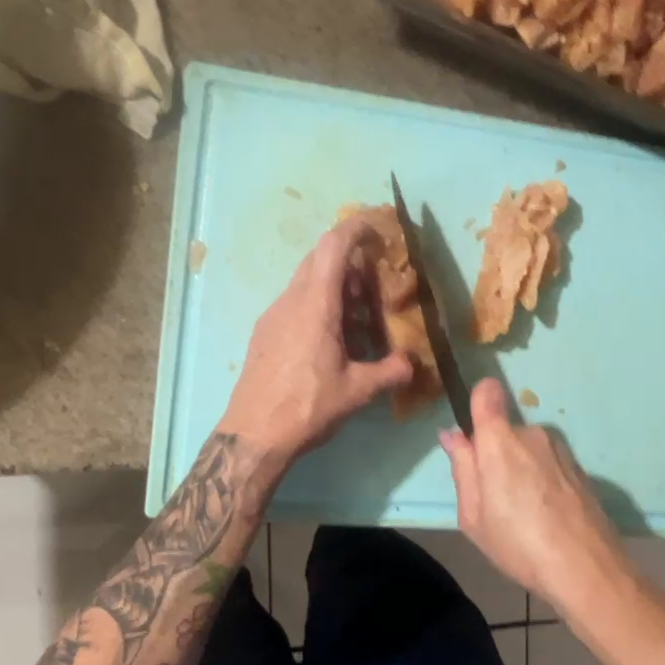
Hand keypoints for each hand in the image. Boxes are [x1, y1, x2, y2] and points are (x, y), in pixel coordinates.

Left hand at [220, 215, 414, 461]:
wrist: (253, 435)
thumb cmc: (307, 407)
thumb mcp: (357, 391)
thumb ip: (390, 371)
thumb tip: (411, 364)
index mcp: (315, 304)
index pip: (333, 245)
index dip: (356, 229)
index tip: (377, 230)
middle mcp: (290, 300)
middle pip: (318, 259)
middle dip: (348, 260)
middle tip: (376, 281)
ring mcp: (272, 315)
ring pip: (305, 282)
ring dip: (333, 286)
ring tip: (359, 315)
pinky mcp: (264, 333)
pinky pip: (294, 303)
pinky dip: (316, 305)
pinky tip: (332, 339)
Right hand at [439, 379, 624, 609]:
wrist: (586, 568)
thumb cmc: (518, 543)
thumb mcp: (473, 515)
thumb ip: (462, 469)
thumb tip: (452, 436)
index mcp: (499, 440)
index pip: (487, 392)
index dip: (478, 404)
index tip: (474, 435)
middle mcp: (532, 434)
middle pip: (505, 432)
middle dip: (496, 455)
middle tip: (495, 499)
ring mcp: (560, 450)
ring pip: (528, 450)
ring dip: (522, 470)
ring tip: (524, 514)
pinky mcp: (580, 469)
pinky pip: (549, 465)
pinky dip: (544, 483)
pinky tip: (547, 517)